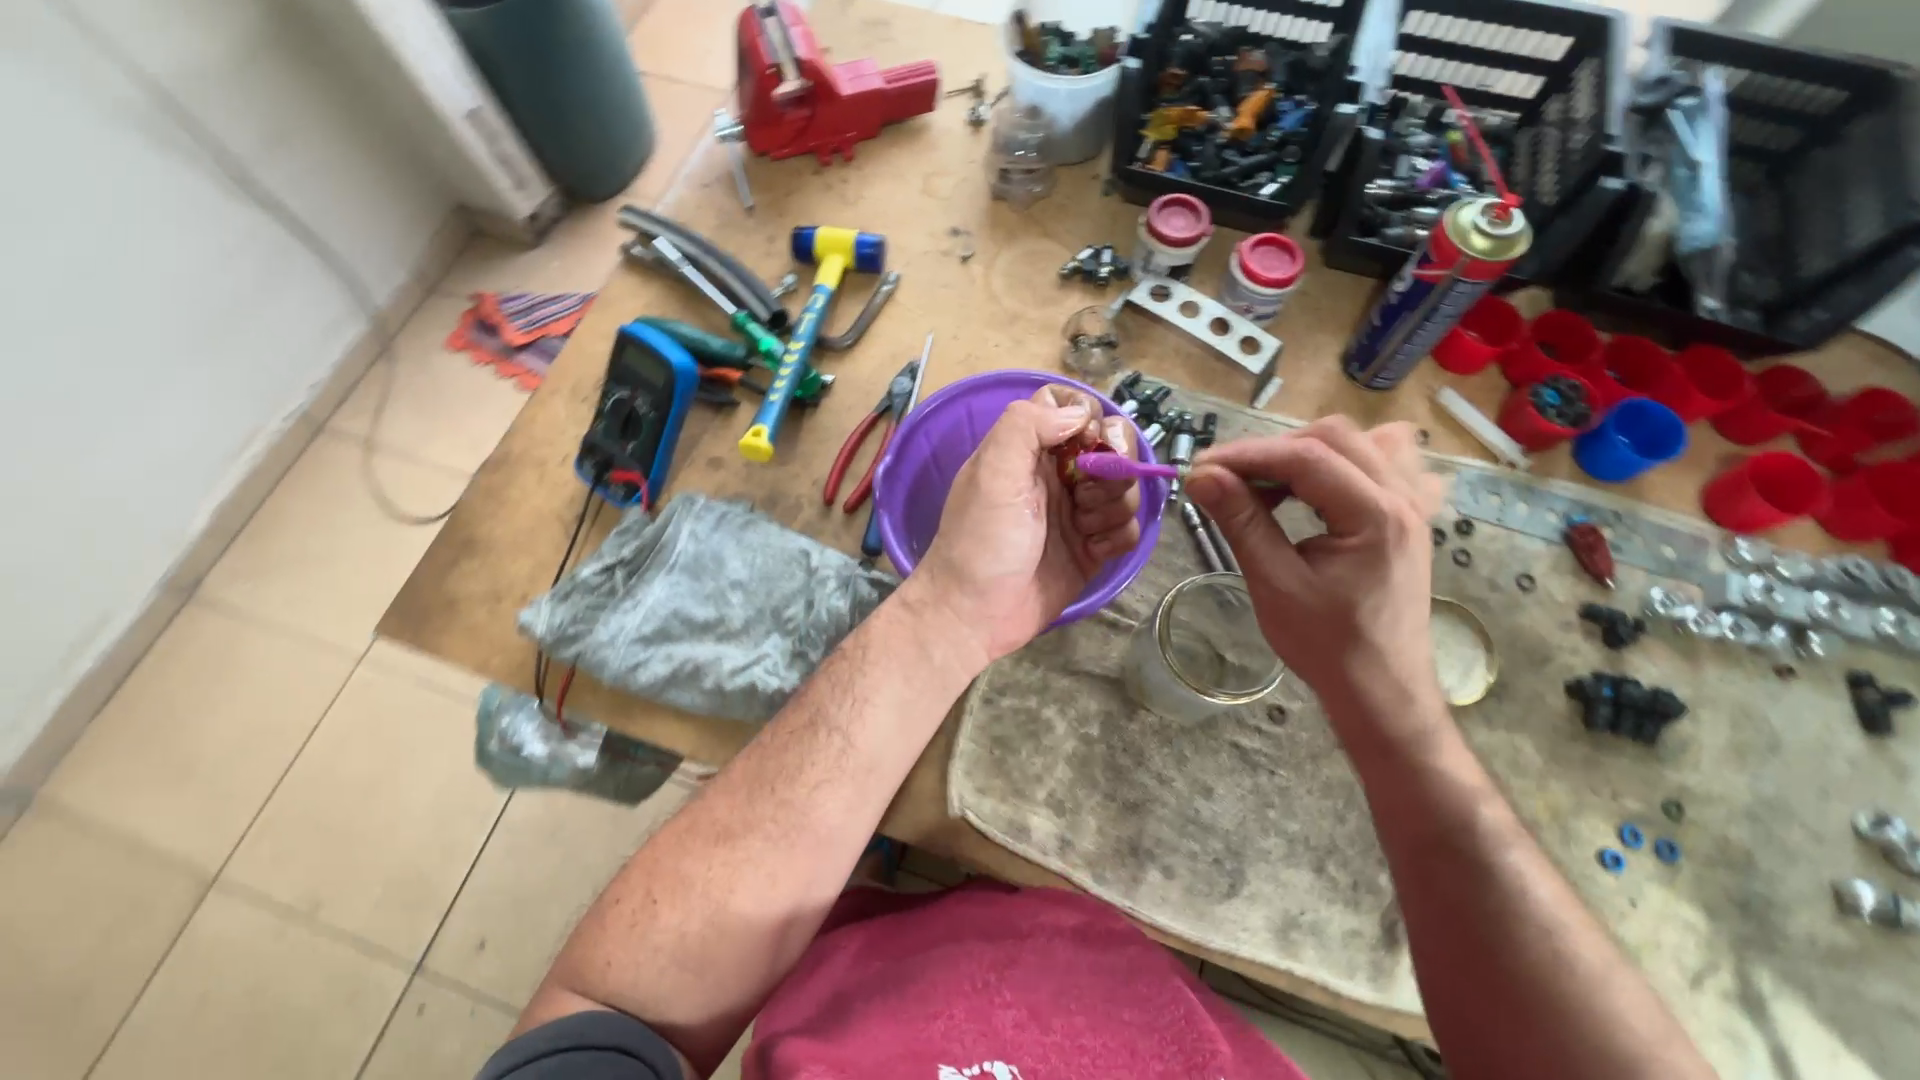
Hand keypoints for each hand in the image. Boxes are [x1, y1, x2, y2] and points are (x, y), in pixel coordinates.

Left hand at [909, 386, 1141, 664]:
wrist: (975, 614)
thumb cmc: (979, 541)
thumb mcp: (992, 473)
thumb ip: (1026, 427)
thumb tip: (1077, 416)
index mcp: (1028, 451)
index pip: (1070, 408)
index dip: (1087, 417)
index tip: (1086, 441)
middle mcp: (1056, 476)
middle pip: (1110, 445)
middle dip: (1114, 464)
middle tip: (1088, 492)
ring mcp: (1076, 513)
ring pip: (1124, 486)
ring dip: (1114, 504)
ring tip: (1084, 528)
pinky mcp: (1091, 550)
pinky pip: (1126, 529)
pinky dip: (1118, 537)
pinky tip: (1094, 551)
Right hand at [1185, 418, 1448, 748]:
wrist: (1381, 689)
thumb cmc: (1327, 645)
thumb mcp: (1275, 583)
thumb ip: (1242, 522)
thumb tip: (1201, 476)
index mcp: (1375, 515)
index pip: (1305, 457)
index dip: (1248, 455)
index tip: (1202, 469)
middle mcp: (1402, 498)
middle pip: (1334, 437)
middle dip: (1273, 450)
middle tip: (1228, 479)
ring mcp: (1413, 505)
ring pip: (1362, 442)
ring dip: (1310, 452)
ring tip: (1273, 484)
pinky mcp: (1410, 518)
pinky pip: (1391, 463)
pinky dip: (1351, 462)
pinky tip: (1326, 488)